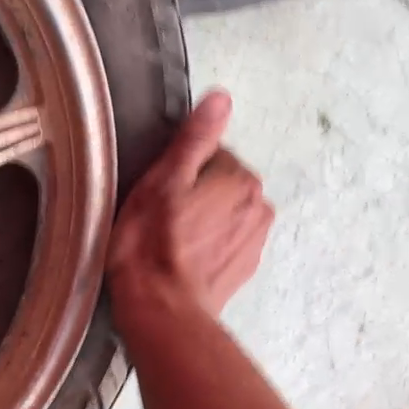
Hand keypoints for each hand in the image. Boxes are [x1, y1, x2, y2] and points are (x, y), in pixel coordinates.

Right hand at [107, 91, 273, 327]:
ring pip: (223, 216)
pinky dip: (205, 249)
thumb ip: (193, 139)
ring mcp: (254, 239)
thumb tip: (219, 98)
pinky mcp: (243, 268)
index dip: (177, 172)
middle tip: (157, 218)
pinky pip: (224, 245)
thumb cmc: (150, 246)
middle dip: (193, 196)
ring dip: (201, 223)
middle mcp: (258, 204)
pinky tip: (178, 261)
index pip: (210, 157)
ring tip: (166, 242)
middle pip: (220, 186)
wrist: (162, 309)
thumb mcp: (161, 183)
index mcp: (238, 178)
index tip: (156, 194)